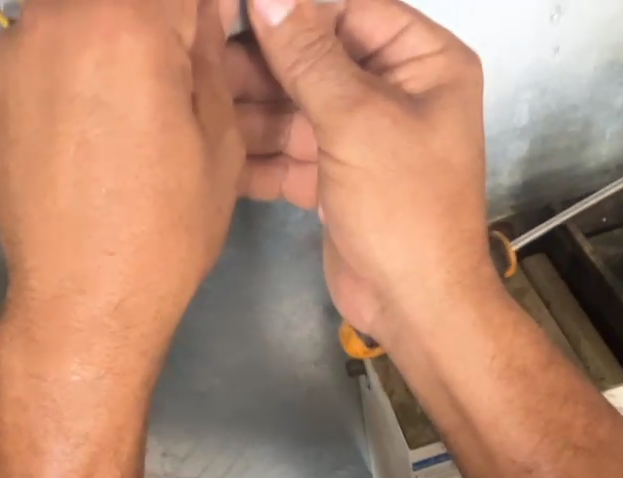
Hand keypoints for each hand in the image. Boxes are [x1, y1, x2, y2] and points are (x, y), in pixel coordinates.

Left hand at [0, 0, 244, 387]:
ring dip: (94, 44)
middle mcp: (57, 13)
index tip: (195, 46)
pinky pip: (28, 57)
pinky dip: (53, 77)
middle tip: (158, 85)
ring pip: (66, 18)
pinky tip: (67, 136)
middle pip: (113, 2)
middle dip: (142, 28)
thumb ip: (208, 57)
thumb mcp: (219, 147)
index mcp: (128, 20)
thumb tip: (195, 14)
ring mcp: (8, 50)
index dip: (194, 12)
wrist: (84, 304)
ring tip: (110, 113)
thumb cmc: (166, 234)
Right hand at [232, 0, 494, 351]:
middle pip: (315, 65)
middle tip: (203, 68)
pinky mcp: (335, 184)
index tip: (232, 14)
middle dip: (262, 71)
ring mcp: (361, 143)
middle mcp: (393, 95)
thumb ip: (308, 56)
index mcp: (422, 62)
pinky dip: (259, 160)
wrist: (415, 304)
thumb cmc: (403, 207)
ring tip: (200, 110)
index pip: (348, 13)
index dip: (292, 14)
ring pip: (297, 114)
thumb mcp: (357, 121)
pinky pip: (292, 158)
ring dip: (251, 117)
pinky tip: (218, 155)